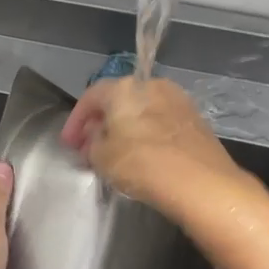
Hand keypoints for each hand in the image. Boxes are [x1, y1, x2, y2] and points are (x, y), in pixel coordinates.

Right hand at [62, 76, 248, 210]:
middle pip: (118, 101)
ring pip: (141, 111)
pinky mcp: (195, 120)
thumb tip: (96, 137)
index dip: (75, 120)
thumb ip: (91, 143)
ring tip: (114, 154)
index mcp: (124, 89)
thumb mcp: (101, 158)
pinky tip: (141, 155)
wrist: (200, 181)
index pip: (91, 97)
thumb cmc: (141, 164)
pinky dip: (145, 135)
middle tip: (89, 148)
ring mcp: (178, 100)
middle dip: (100, 124)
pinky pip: (160, 123)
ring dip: (124, 129)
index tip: (68, 143)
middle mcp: (152, 86)